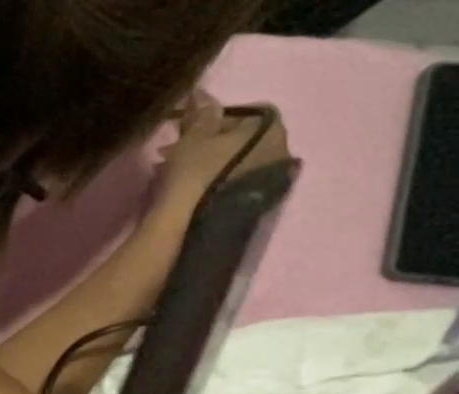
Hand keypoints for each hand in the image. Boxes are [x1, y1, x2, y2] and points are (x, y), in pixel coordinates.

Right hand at [152, 91, 291, 225]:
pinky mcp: (258, 204)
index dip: (221, 119)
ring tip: (188, 174)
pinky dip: (223, 181)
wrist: (188, 225)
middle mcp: (282, 150)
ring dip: (219, 163)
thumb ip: (201, 114)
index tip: (193, 131)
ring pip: (244, 161)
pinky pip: (242, 182)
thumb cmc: (192, 174)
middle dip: (219, 142)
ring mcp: (273, 180)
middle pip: (250, 138)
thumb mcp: (192, 139)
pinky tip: (201, 190)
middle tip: (186, 152)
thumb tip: (203, 92)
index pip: (252, 112)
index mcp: (272, 130)